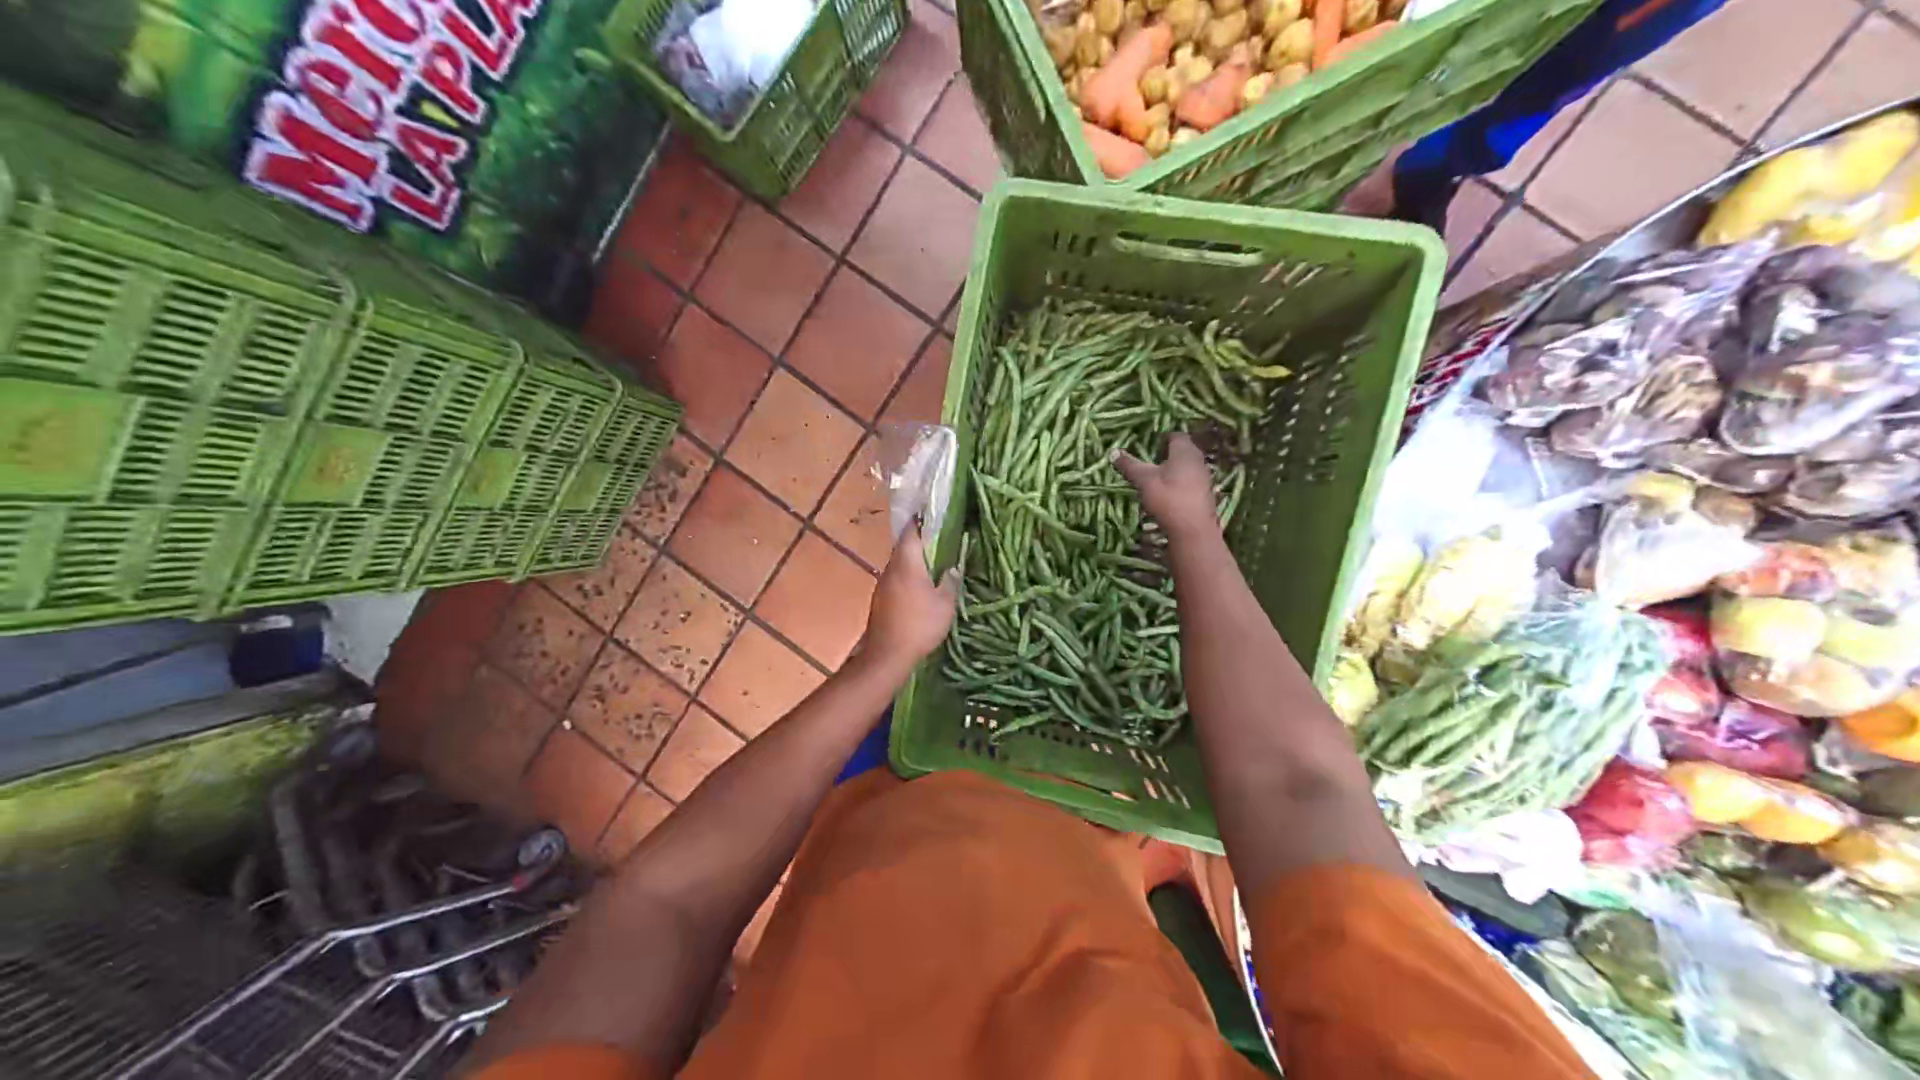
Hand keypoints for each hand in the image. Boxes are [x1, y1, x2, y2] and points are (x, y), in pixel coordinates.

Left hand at [862, 528, 958, 672]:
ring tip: (934, 564)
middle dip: (920, 542)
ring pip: (899, 564)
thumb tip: (953, 567)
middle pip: (904, 547)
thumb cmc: (919, 625)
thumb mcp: (945, 604)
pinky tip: (920, 588)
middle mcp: (891, 568)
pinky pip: (896, 579)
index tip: (934, 516)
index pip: (911, 531)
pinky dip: (908, 577)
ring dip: (914, 561)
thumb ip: (950, 581)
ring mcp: (882, 584)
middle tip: (940, 541)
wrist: (887, 654)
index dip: (922, 521)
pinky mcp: (880, 599)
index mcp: (907, 563)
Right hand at [1114, 434, 1217, 538]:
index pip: (1175, 435)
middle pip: (1182, 449)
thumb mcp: (1144, 480)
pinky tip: (1167, 490)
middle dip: (1166, 452)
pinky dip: (1178, 480)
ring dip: (1172, 467)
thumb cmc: (1168, 498)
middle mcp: (1197, 460)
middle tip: (1148, 456)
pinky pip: (1189, 479)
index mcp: (1184, 451)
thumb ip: (1129, 465)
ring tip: (1154, 474)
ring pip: (1186, 465)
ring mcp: (1203, 477)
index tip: (1148, 441)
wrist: (1192, 529)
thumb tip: (1113, 451)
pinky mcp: (1203, 492)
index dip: (1162, 436)